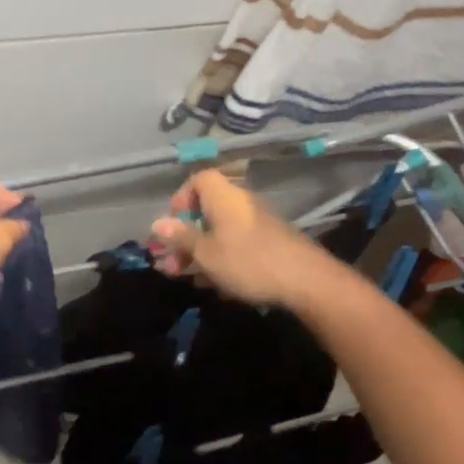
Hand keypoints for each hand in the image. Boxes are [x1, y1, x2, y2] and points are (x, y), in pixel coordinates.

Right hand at [149, 170, 335, 307]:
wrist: (306, 281)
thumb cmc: (248, 261)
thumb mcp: (206, 252)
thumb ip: (181, 237)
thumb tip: (157, 223)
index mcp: (224, 197)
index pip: (198, 180)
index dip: (180, 198)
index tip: (171, 224)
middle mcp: (241, 203)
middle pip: (205, 211)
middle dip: (184, 237)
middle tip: (169, 263)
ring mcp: (258, 223)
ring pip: (219, 232)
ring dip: (199, 252)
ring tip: (185, 277)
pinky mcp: (270, 243)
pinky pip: (237, 244)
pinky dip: (221, 258)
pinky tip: (214, 284)